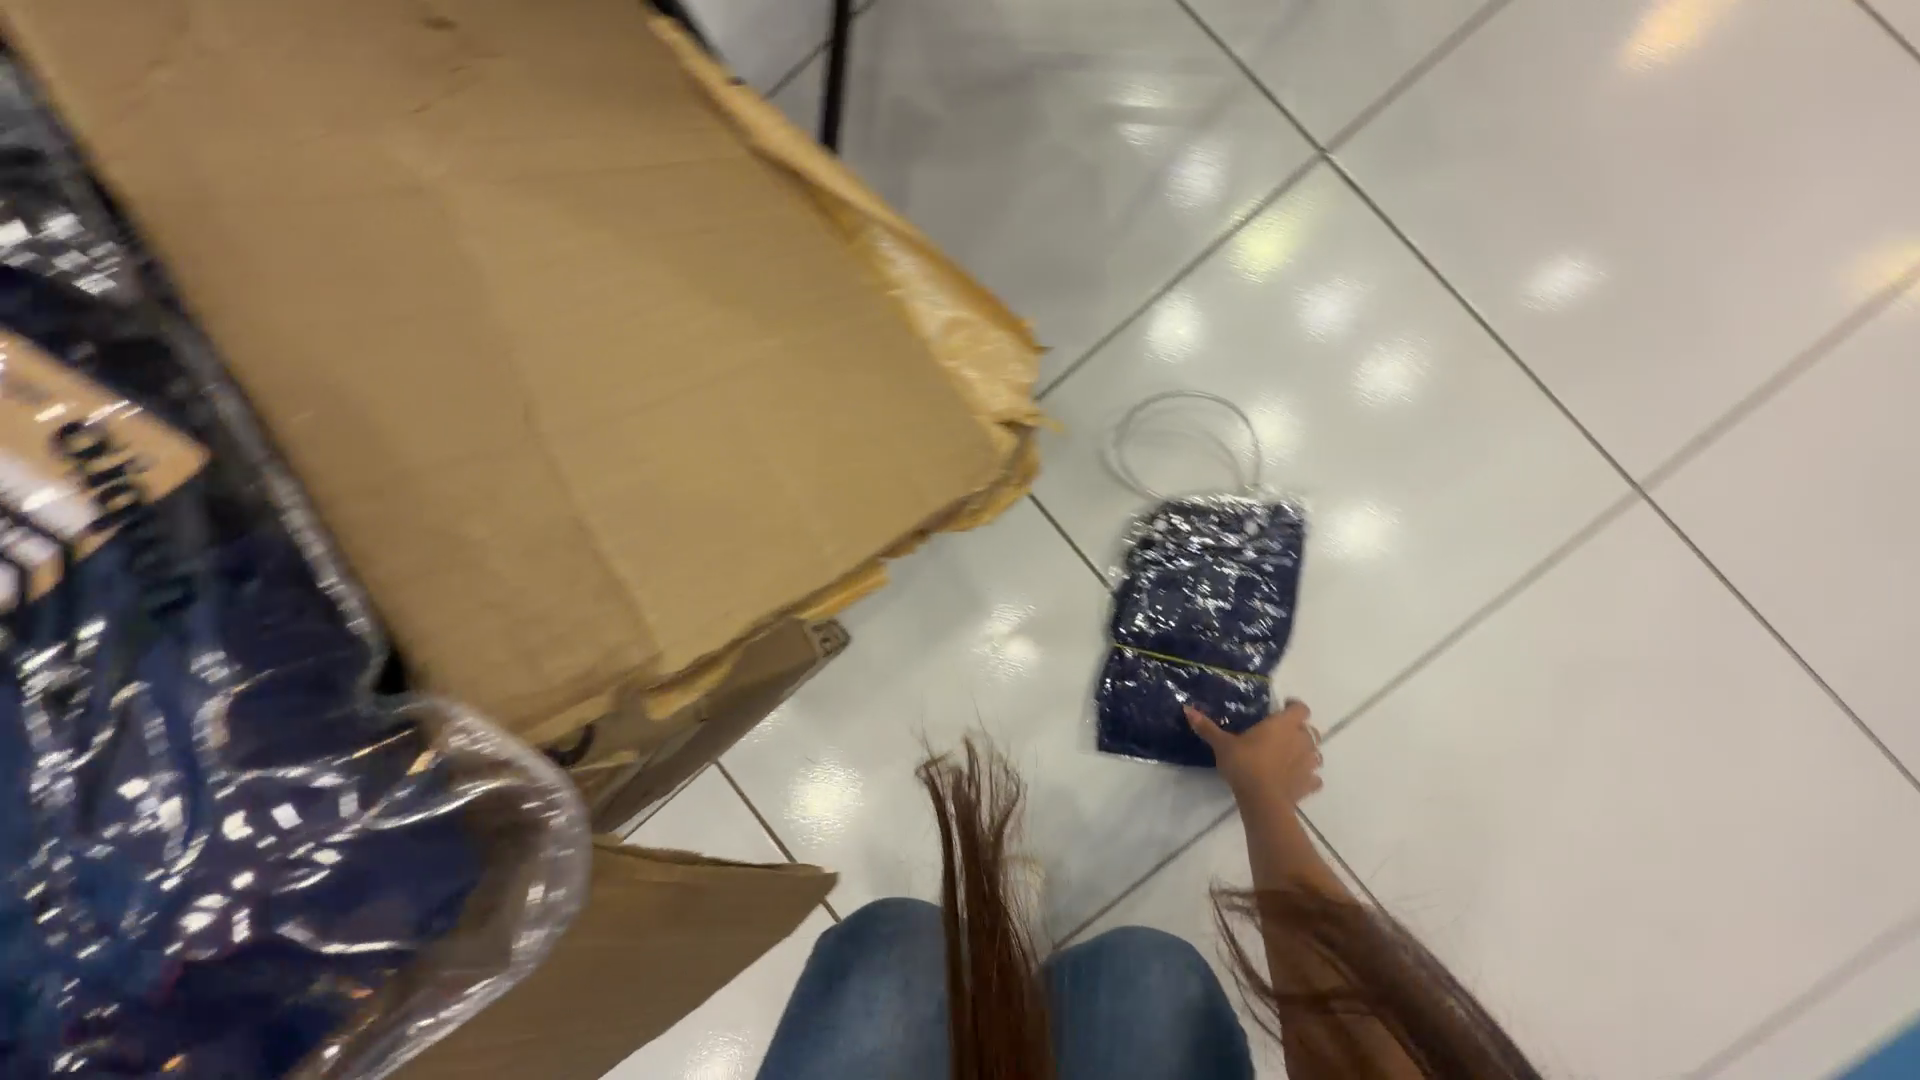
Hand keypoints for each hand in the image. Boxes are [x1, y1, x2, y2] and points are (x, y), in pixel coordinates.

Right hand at [1186, 700, 1322, 807]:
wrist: (1263, 800)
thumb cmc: (1244, 764)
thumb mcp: (1222, 744)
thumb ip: (1207, 727)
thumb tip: (1187, 709)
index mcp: (1283, 725)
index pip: (1300, 708)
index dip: (1294, 706)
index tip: (1284, 707)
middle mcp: (1301, 740)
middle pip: (1310, 729)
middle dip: (1299, 730)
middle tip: (1282, 734)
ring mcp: (1309, 763)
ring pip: (1315, 752)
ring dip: (1306, 752)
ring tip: (1290, 756)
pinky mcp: (1309, 784)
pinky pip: (1314, 777)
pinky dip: (1308, 776)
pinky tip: (1296, 779)